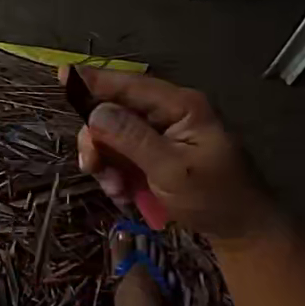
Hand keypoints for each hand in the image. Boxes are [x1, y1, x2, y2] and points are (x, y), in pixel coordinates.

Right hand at [67, 66, 274, 243]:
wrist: (242, 230)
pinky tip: (124, 194)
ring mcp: (160, 135)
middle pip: (114, 112)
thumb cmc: (214, 197)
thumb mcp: (171, 169)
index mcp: (179, 106)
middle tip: (92, 168)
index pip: (129, 85)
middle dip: (98, 140)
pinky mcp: (155, 155)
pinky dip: (115, 175)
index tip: (62, 74)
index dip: (94, 80)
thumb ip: (132, 138)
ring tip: (116, 190)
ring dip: (106, 163)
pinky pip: (120, 157)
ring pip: (112, 137)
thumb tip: (95, 112)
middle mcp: (167, 114)